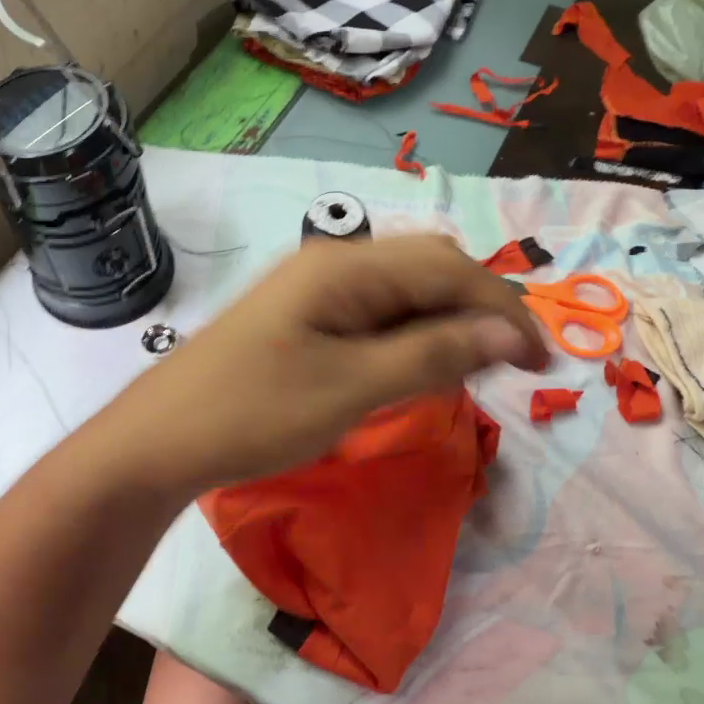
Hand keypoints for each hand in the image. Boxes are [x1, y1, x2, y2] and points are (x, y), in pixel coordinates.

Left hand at [79, 235, 549, 496]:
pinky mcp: (305, 317)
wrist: (160, 440)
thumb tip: (505, 333)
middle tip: (518, 363)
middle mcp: (334, 263)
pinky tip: (426, 364)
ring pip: (405, 290)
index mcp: (346, 268)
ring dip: (450, 320)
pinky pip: (377, 313)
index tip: (543, 364)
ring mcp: (316, 289)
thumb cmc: (253, 413)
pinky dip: (414, 334)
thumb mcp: (351, 389)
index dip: (503, 310)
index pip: (449, 268)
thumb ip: (431, 355)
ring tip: (483, 365)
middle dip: (482, 308)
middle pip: (430, 267)